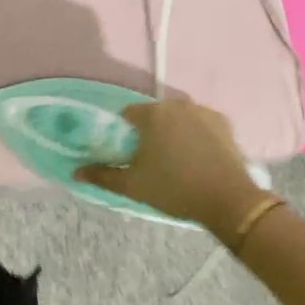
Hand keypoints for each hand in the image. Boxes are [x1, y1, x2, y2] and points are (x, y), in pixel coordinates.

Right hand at [75, 93, 267, 232]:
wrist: (229, 200)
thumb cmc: (175, 188)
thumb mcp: (133, 186)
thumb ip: (103, 175)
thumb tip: (76, 172)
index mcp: (152, 114)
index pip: (128, 115)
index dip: (125, 133)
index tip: (130, 154)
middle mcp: (177, 104)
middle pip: (154, 115)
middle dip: (151, 132)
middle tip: (153, 161)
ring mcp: (203, 110)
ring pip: (179, 118)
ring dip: (175, 132)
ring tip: (179, 161)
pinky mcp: (223, 122)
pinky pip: (201, 123)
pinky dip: (197, 135)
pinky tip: (200, 157)